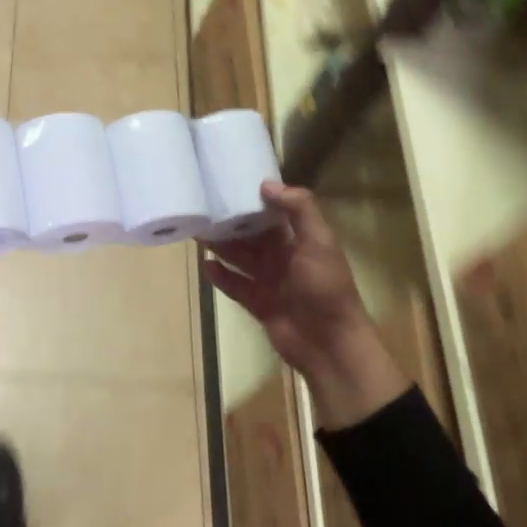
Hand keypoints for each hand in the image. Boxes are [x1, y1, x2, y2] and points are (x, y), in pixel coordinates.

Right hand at [204, 182, 408, 429]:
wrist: (329, 343)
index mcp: (302, 240)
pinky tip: (206, 266)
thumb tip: (267, 183)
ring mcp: (271, 283)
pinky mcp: (259, 305)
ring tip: (197, 232)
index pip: (275, 214)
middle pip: (253, 236)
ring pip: (241, 259)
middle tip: (204, 209)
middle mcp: (285, 258)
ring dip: (222, 247)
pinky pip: (236, 287)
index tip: (229, 184)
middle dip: (231, 224)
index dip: (254, 200)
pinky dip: (222, 277)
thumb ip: (299, 209)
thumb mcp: (319, 242)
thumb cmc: (325, 287)